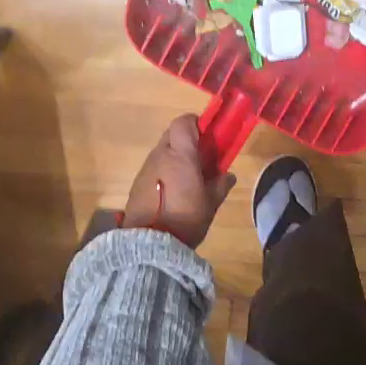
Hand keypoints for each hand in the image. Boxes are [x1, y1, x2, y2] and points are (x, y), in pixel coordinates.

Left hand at [120, 116, 235, 248]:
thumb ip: (221, 185)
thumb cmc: (185, 218)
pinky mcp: (137, 184)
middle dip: (187, 141)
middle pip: (172, 134)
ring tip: (187, 179)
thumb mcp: (210, 203)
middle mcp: (160, 155)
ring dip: (175, 158)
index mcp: (180, 154)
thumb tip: (229, 175)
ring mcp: (145, 169)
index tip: (208, 136)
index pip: (184, 121)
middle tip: (201, 158)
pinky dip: (164, 173)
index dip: (196, 123)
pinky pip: (153, 168)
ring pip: (162, 152)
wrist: (150, 243)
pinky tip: (172, 192)